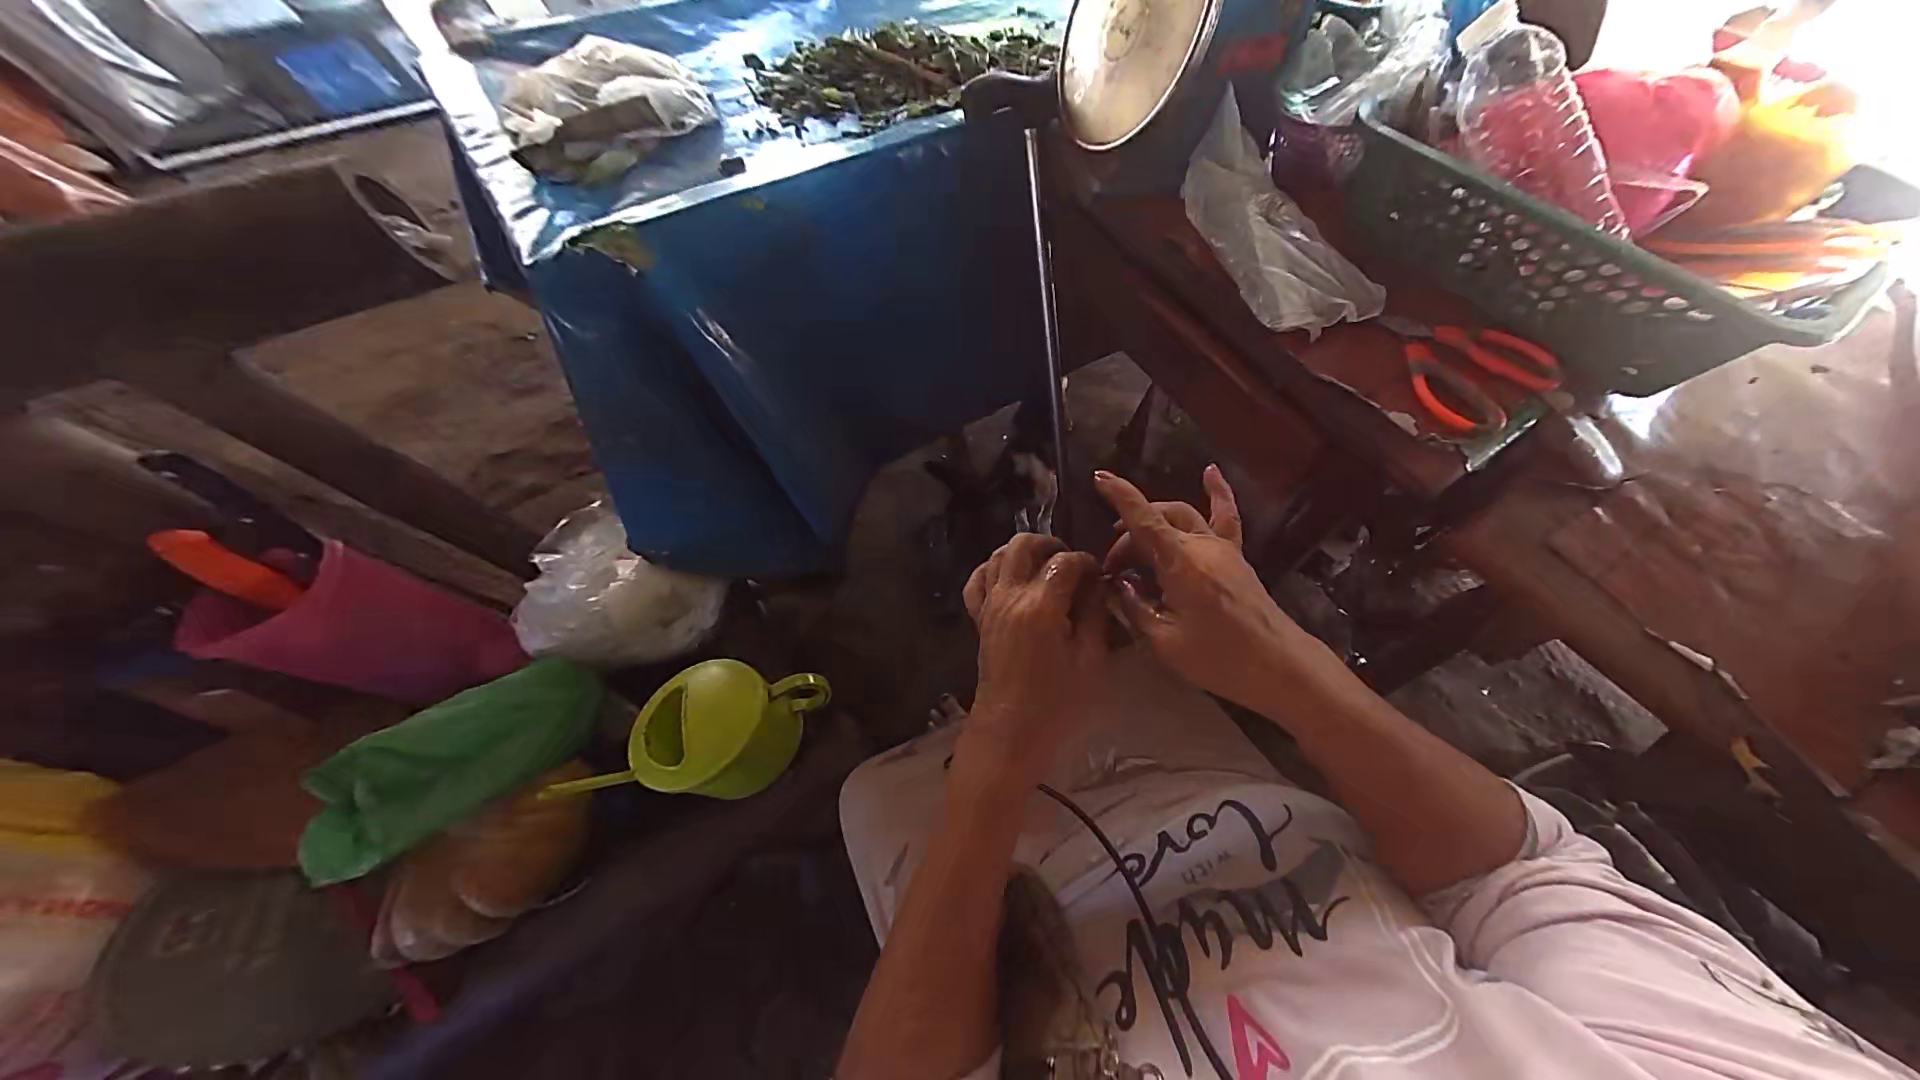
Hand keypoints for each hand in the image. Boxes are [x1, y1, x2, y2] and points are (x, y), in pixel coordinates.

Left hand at [959, 533, 1107, 783]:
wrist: (1010, 733)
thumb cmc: (1058, 703)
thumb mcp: (1091, 660)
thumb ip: (1095, 614)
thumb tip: (1099, 585)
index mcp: (1040, 605)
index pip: (1066, 561)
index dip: (1088, 562)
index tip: (1101, 578)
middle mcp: (1008, 596)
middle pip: (1023, 545)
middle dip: (1051, 546)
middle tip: (1072, 566)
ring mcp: (989, 606)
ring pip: (997, 556)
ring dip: (1023, 554)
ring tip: (1046, 570)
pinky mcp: (979, 619)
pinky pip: (977, 581)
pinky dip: (993, 570)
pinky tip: (1012, 579)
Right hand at [1095, 466, 1337, 710]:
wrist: (1280, 667)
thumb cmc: (1219, 659)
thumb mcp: (1163, 641)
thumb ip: (1135, 608)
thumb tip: (1119, 586)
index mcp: (1181, 563)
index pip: (1143, 520)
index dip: (1119, 495)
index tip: (1099, 476)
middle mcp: (1201, 546)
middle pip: (1156, 523)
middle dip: (1126, 540)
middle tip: (1114, 571)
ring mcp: (1222, 549)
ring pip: (1182, 516)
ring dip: (1154, 522)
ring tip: (1133, 544)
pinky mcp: (1236, 557)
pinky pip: (1224, 516)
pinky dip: (1216, 492)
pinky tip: (1210, 472)